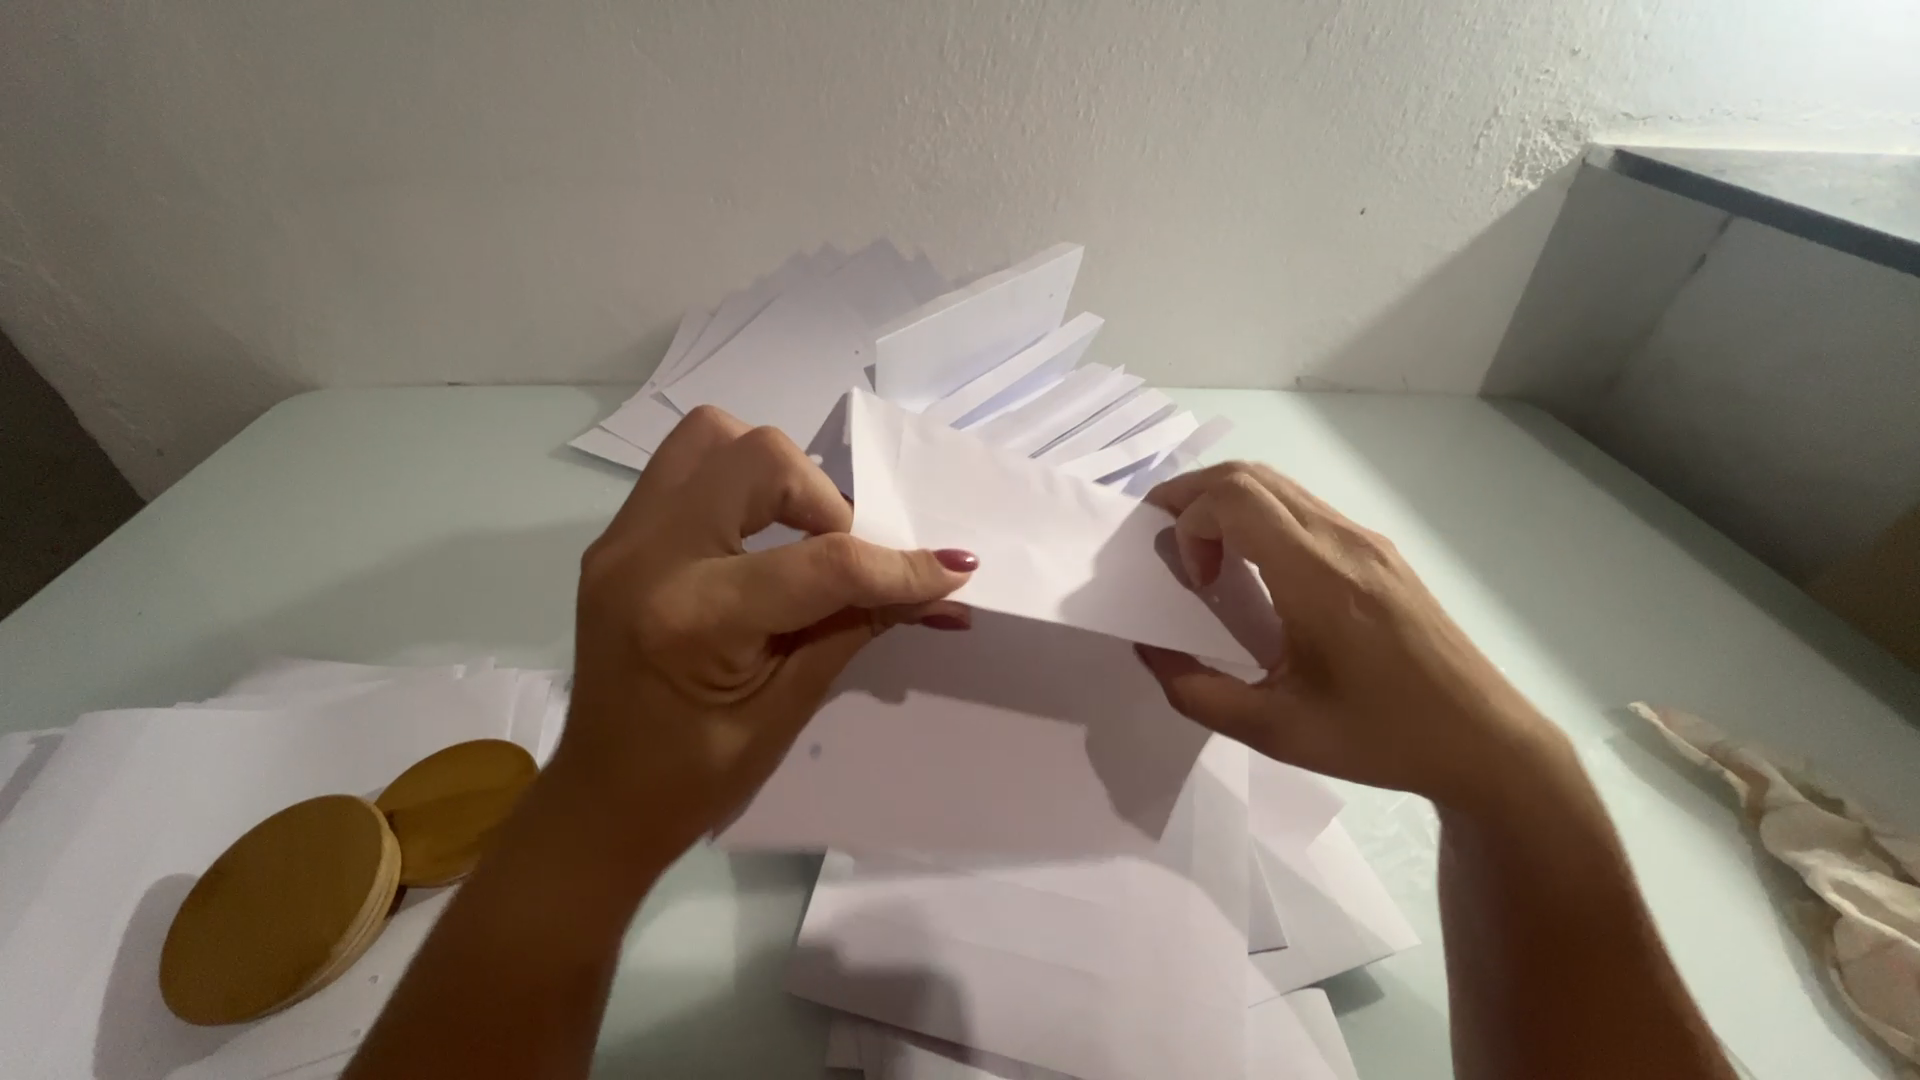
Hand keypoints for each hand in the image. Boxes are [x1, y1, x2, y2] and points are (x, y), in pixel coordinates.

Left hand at [559, 406, 975, 866]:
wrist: (600, 798)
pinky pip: (688, 466)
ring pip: (714, 436)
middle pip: (760, 458)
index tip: (952, 569)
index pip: (820, 564)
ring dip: (778, 473)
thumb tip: (936, 587)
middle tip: (845, 554)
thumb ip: (859, 625)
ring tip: (800, 534)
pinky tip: (761, 537)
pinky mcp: (619, 534)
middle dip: (827, 499)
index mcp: (693, 618)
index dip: (898, 565)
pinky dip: (741, 483)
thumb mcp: (790, 705)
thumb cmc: (695, 777)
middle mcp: (648, 555)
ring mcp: (623, 536)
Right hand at [1136, 462, 1563, 815]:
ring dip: (1225, 504)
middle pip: (1249, 474)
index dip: (1189, 524)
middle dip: (1192, 495)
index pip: (1233, 497)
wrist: (1486, 742)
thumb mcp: (1273, 732)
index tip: (1191, 582)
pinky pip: (1303, 508)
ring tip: (1202, 553)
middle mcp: (1342, 540)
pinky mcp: (1379, 552)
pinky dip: (1258, 518)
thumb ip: (1196, 691)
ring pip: (1277, 484)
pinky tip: (1254, 569)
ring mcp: (1366, 540)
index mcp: (1316, 576)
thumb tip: (1150, 648)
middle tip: (1164, 540)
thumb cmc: (1379, 738)